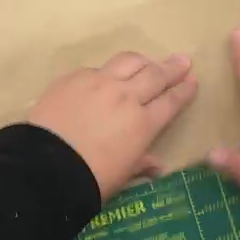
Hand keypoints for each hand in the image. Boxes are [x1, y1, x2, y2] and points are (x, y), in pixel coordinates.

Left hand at [27, 52, 198, 199]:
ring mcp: (99, 82)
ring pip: (128, 62)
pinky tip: (106, 76)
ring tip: (147, 62)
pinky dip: (108, 71)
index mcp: (143, 123)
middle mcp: (126, 96)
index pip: (171, 102)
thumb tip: (158, 167)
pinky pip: (97, 69)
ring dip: (142, 61)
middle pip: (155, 75)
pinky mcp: (74, 78)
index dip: (184, 90)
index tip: (193, 80)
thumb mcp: (122, 176)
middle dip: (172, 68)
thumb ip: (141, 164)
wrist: (46, 166)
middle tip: (182, 59)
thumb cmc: (90, 179)